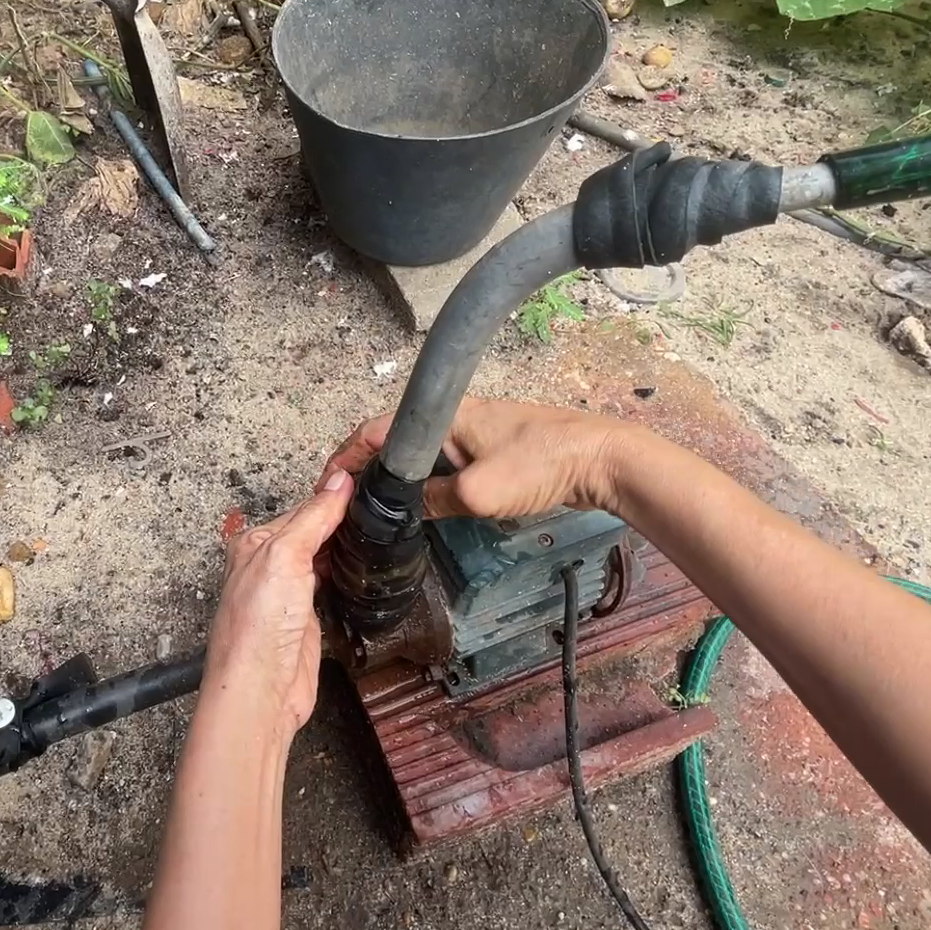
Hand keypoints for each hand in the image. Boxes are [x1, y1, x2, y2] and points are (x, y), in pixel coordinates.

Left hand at [205, 466, 352, 736]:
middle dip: (341, 521)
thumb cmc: (257, 626)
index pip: (302, 509)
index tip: (367, 484)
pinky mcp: (308, 619)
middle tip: (380, 506)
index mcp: (255, 544)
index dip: (333, 497)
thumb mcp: (285, 556)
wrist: (262, 690)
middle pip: (313, 532)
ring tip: (378, 531)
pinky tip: (363, 569)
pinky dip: (347, 577)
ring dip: (345, 548)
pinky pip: (331, 587)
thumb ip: (313, 518)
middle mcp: (269, 566)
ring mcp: (289, 594)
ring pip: (323, 559)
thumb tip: (337, 481)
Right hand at [327, 397, 640, 517]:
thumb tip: (404, 513)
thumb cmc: (538, 466)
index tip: (328, 484)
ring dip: (397, 477)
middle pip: (394, 441)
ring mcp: (471, 431)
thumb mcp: (477, 494)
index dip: (346, 456)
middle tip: (349, 502)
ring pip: (419, 454)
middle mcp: (450, 416)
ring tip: (376, 507)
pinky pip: (443, 462)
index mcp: (440, 416)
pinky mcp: (489, 447)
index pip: (375, 430)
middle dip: (366, 468)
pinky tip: (420, 504)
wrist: (602, 460)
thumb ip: (432, 502)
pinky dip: (425, 481)